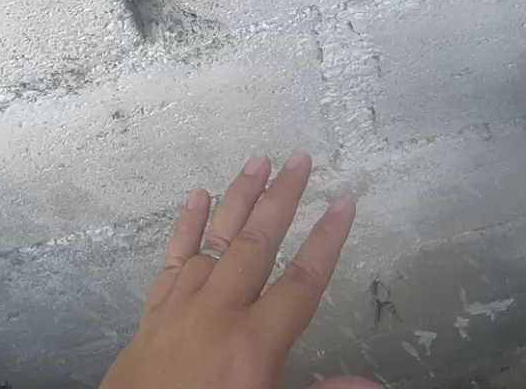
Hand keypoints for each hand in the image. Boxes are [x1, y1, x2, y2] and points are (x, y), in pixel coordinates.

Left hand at [100, 150, 375, 388]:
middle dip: (283, 197)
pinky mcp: (152, 316)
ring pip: (217, 239)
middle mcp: (218, 315)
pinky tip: (197, 196)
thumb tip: (374, 385)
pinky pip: (173, 260)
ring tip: (258, 161)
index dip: (327, 241)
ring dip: (239, 197)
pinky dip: (186, 226)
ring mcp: (181, 310)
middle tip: (301, 158)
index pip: (302, 283)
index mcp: (252, 347)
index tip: (344, 203)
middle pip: (259, 243)